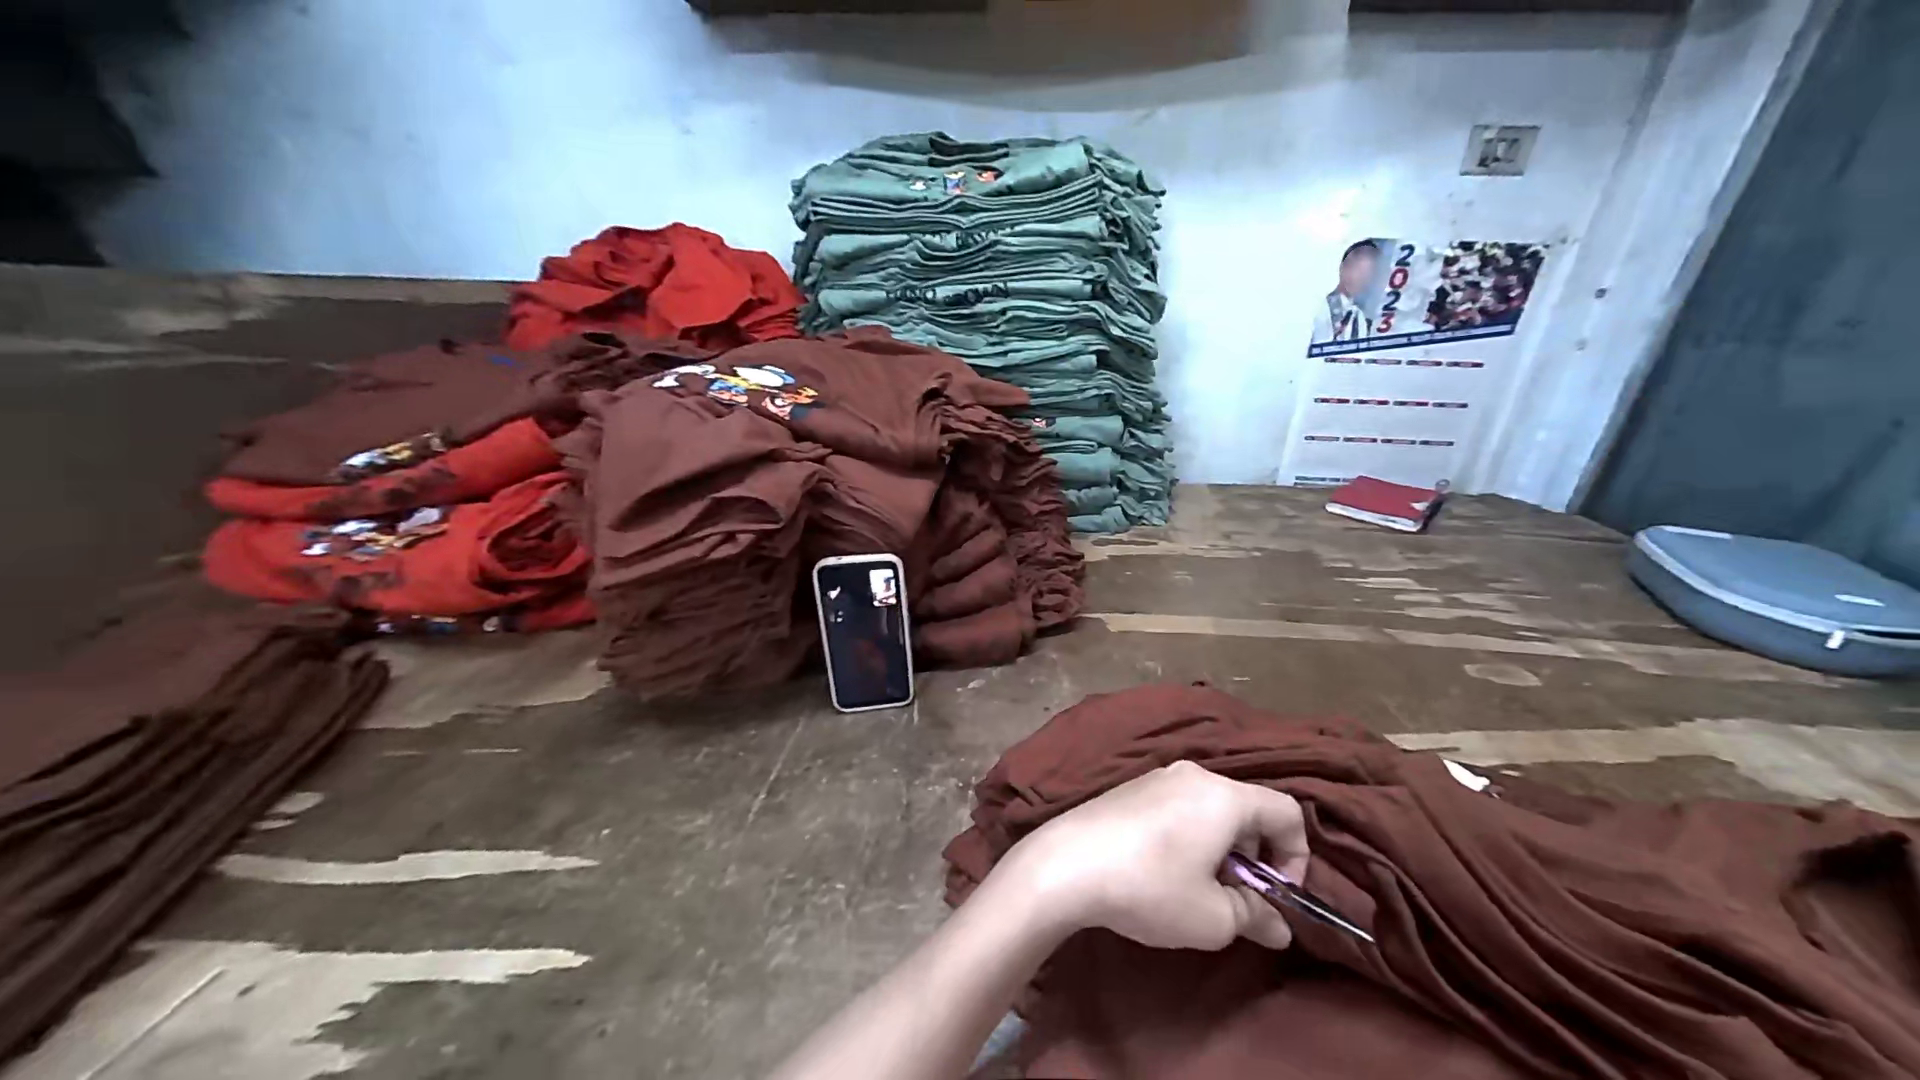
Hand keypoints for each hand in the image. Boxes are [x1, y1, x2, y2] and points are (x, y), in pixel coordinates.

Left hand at [992, 761, 1309, 950]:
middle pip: (1247, 807)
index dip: (1296, 855)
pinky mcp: (1129, 787)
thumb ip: (1254, 917)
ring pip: (1211, 807)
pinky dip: (1190, 833)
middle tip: (1237, 895)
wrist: (1065, 863)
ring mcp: (1156, 776)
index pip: (1286, 810)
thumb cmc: (1149, 887)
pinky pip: (1179, 805)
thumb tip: (1278, 926)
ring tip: (1199, 886)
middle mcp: (1193, 774)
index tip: (1276, 893)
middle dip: (1256, 853)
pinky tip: (1164, 868)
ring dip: (1221, 845)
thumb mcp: (1212, 918)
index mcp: (1223, 796)